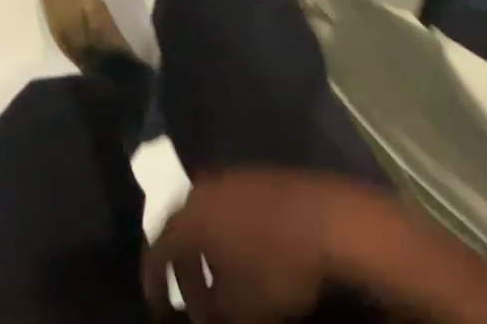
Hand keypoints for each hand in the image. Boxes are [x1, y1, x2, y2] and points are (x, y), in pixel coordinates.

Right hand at [143, 168, 381, 323]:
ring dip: (212, 250)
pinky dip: (234, 232)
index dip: (154, 283)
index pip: (156, 252)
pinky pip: (234, 207)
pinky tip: (251, 253)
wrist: (332, 221)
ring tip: (226, 279)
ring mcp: (233, 178)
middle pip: (182, 231)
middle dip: (187, 267)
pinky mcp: (261, 176)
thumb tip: (205, 316)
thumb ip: (212, 313)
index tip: (158, 307)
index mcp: (187, 219)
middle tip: (197, 300)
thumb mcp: (241, 308)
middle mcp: (202, 191)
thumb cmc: (278, 268)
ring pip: (209, 216)